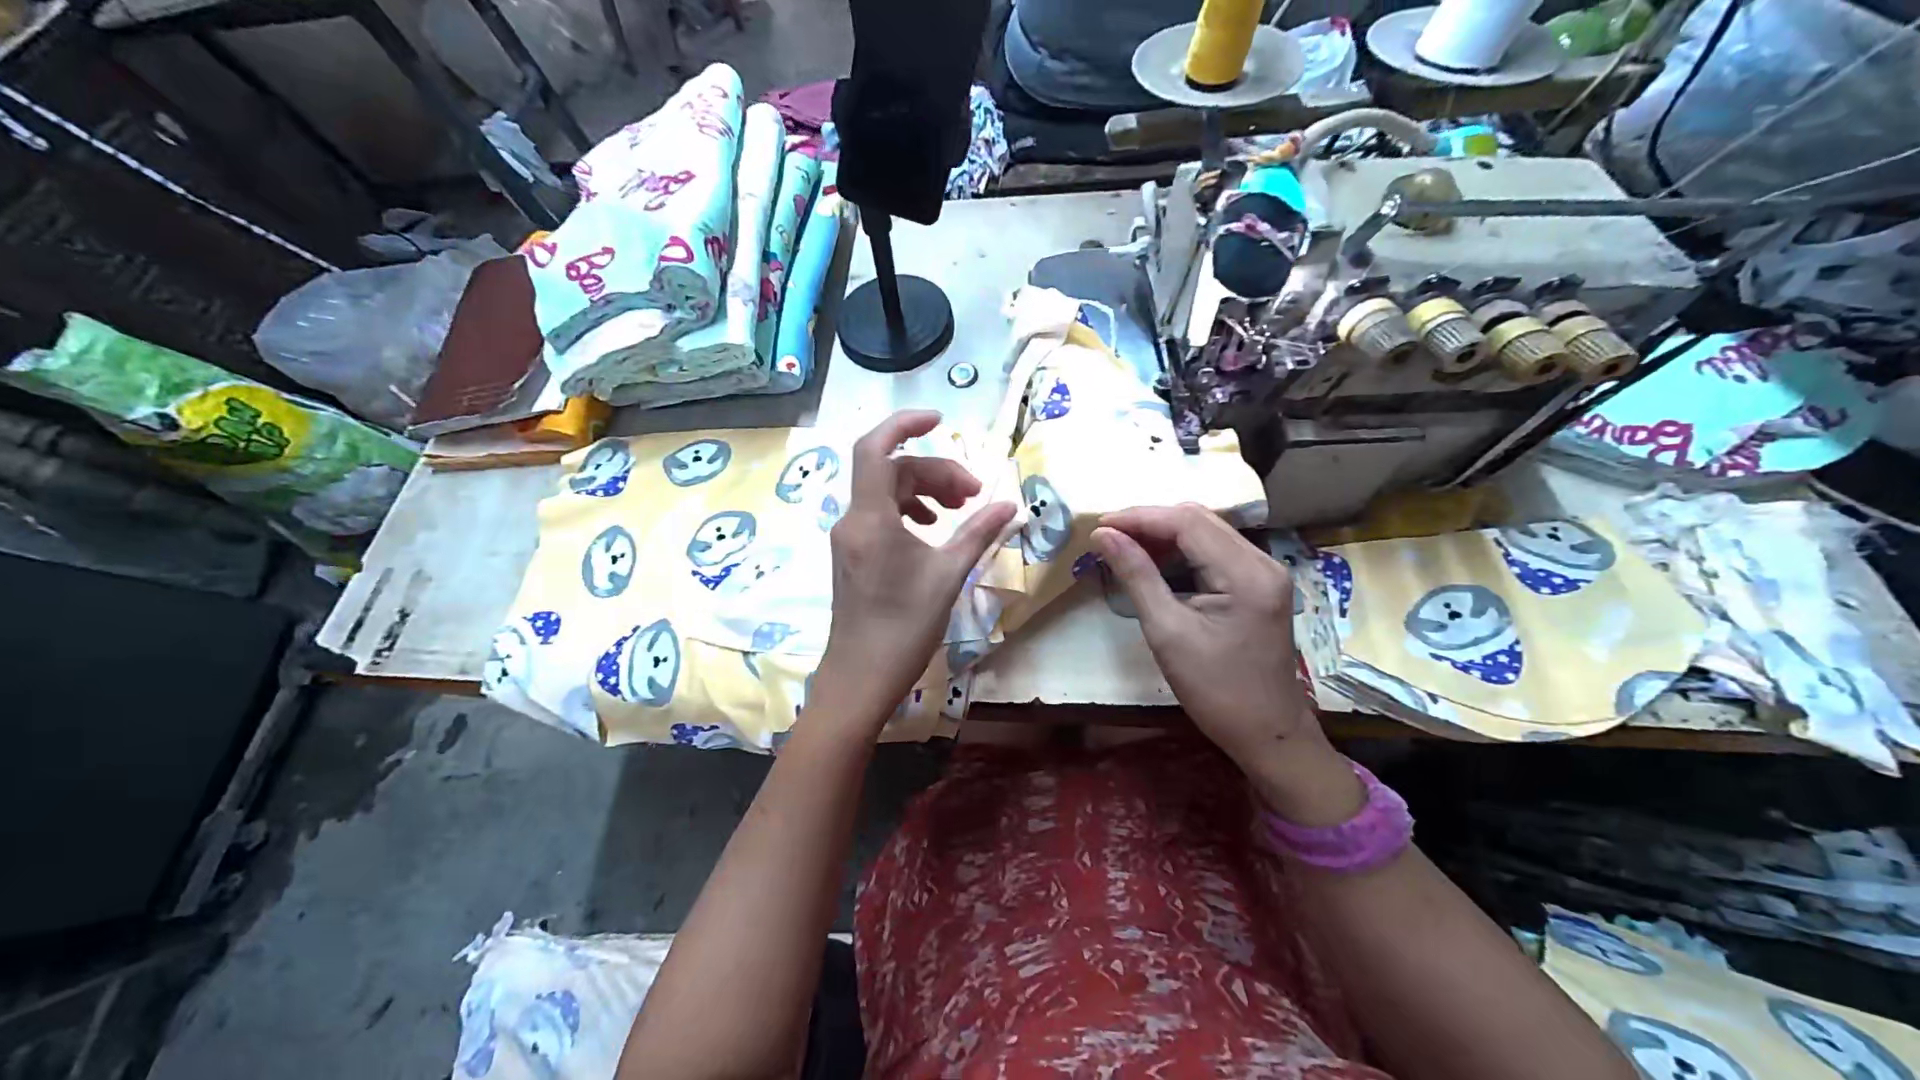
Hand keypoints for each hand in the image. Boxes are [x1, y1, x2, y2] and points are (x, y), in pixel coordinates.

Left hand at [814, 410, 1015, 730]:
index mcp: (871, 518)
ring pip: (886, 492)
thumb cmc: (905, 626)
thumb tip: (1008, 506)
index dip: (905, 425)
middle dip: (934, 472)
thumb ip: (978, 533)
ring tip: (958, 509)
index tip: (940, 419)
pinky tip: (931, 529)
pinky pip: (880, 514)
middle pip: (892, 471)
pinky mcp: (853, 554)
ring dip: (923, 490)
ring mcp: (849, 538)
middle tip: (973, 494)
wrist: (861, 676)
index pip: (876, 449)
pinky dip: (908, 511)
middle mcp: (853, 520)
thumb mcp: (948, 575)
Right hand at [1091, 504, 1361, 824]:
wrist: (1268, 733)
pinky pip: (1216, 551)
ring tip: (1124, 546)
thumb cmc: (1215, 691)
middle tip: (1108, 535)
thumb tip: (1104, 536)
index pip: (1188, 523)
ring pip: (1208, 532)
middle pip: (1200, 520)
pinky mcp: (1260, 585)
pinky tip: (1155, 561)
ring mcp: (1265, 572)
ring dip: (1165, 533)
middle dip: (1150, 521)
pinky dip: (1183, 550)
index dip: (1140, 517)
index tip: (1099, 526)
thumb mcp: (1167, 632)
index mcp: (1246, 574)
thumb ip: (1137, 576)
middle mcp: (1263, 563)